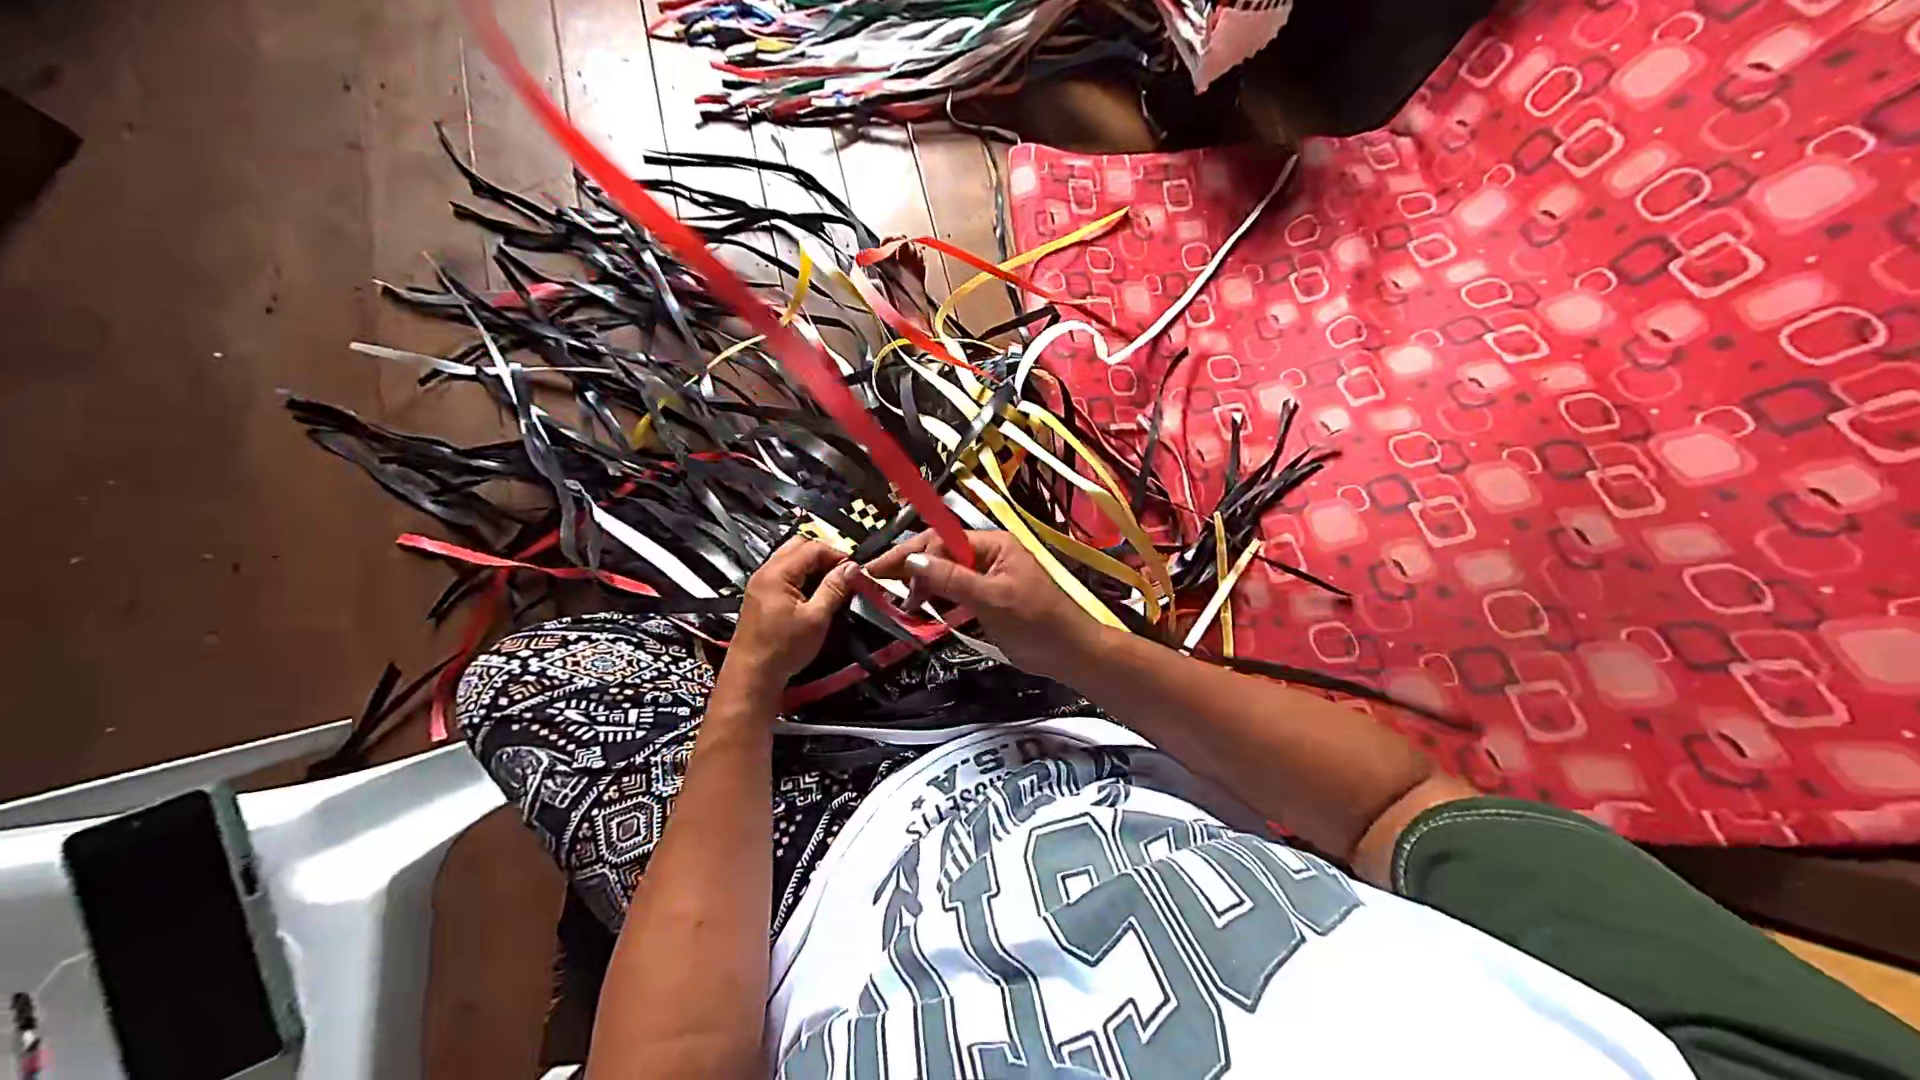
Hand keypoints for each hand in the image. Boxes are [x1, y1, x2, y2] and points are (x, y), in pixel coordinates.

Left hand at [727, 537, 858, 686]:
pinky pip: (784, 573)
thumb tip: (853, 567)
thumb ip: (834, 589)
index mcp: (777, 573)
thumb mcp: (816, 619)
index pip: (812, 548)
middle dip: (824, 555)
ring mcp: (760, 582)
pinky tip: (815, 592)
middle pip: (798, 546)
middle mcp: (765, 571)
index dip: (836, 554)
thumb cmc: (784, 648)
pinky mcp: (761, 595)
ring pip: (791, 558)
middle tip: (843, 573)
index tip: (855, 570)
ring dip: (813, 565)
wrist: (752, 675)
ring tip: (832, 582)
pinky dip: (802, 575)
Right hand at [866, 530, 1104, 679]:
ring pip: (943, 573)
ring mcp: (985, 578)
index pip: (942, 540)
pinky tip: (918, 607)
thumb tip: (912, 560)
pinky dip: (933, 598)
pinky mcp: (984, 600)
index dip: (911, 554)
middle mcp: (987, 556)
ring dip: (920, 584)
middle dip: (910, 567)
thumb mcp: (992, 598)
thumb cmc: (1037, 621)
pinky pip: (952, 592)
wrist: (1070, 653)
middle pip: (939, 553)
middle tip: (876, 581)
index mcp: (993, 545)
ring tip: (897, 600)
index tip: (883, 573)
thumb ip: (952, 578)